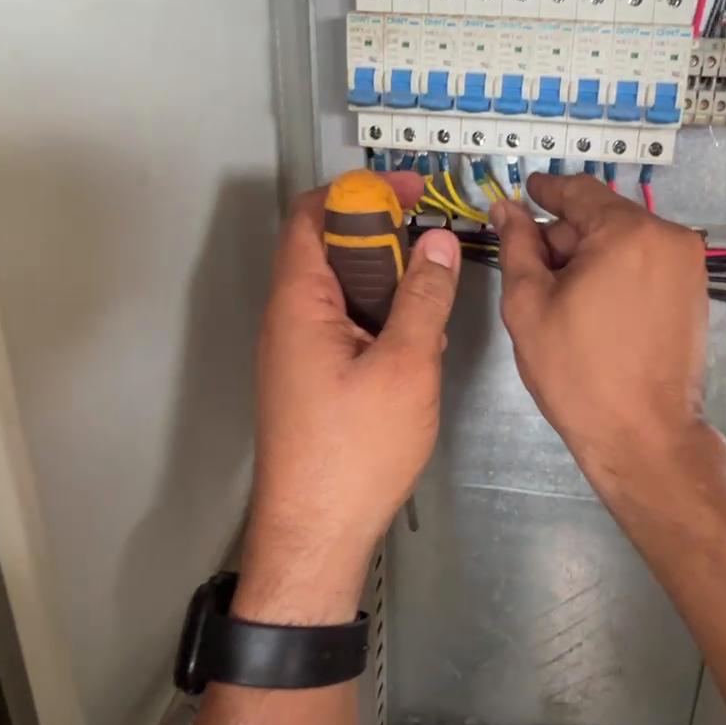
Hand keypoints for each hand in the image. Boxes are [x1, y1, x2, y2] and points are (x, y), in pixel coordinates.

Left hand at [239, 174, 459, 622]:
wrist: (316, 533)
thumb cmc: (357, 447)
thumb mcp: (405, 366)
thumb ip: (423, 298)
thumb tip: (437, 239)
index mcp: (299, 301)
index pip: (314, 214)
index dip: (362, 190)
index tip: (416, 191)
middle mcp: (288, 320)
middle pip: (330, 250)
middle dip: (385, 240)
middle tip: (436, 252)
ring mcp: (298, 354)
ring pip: (344, 294)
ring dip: (389, 287)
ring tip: (435, 308)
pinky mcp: (313, 384)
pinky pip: (347, 331)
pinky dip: (382, 324)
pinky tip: (419, 352)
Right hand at [492, 174, 710, 487]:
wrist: (644, 435)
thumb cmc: (578, 373)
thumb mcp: (529, 306)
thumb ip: (516, 247)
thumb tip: (507, 209)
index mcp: (627, 232)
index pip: (579, 191)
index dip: (546, 191)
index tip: (526, 191)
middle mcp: (668, 237)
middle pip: (603, 218)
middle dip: (564, 236)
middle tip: (530, 267)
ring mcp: (688, 266)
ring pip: (625, 242)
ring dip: (589, 256)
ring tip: (559, 296)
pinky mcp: (694, 292)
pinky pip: (646, 265)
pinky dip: (616, 273)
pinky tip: (592, 307)